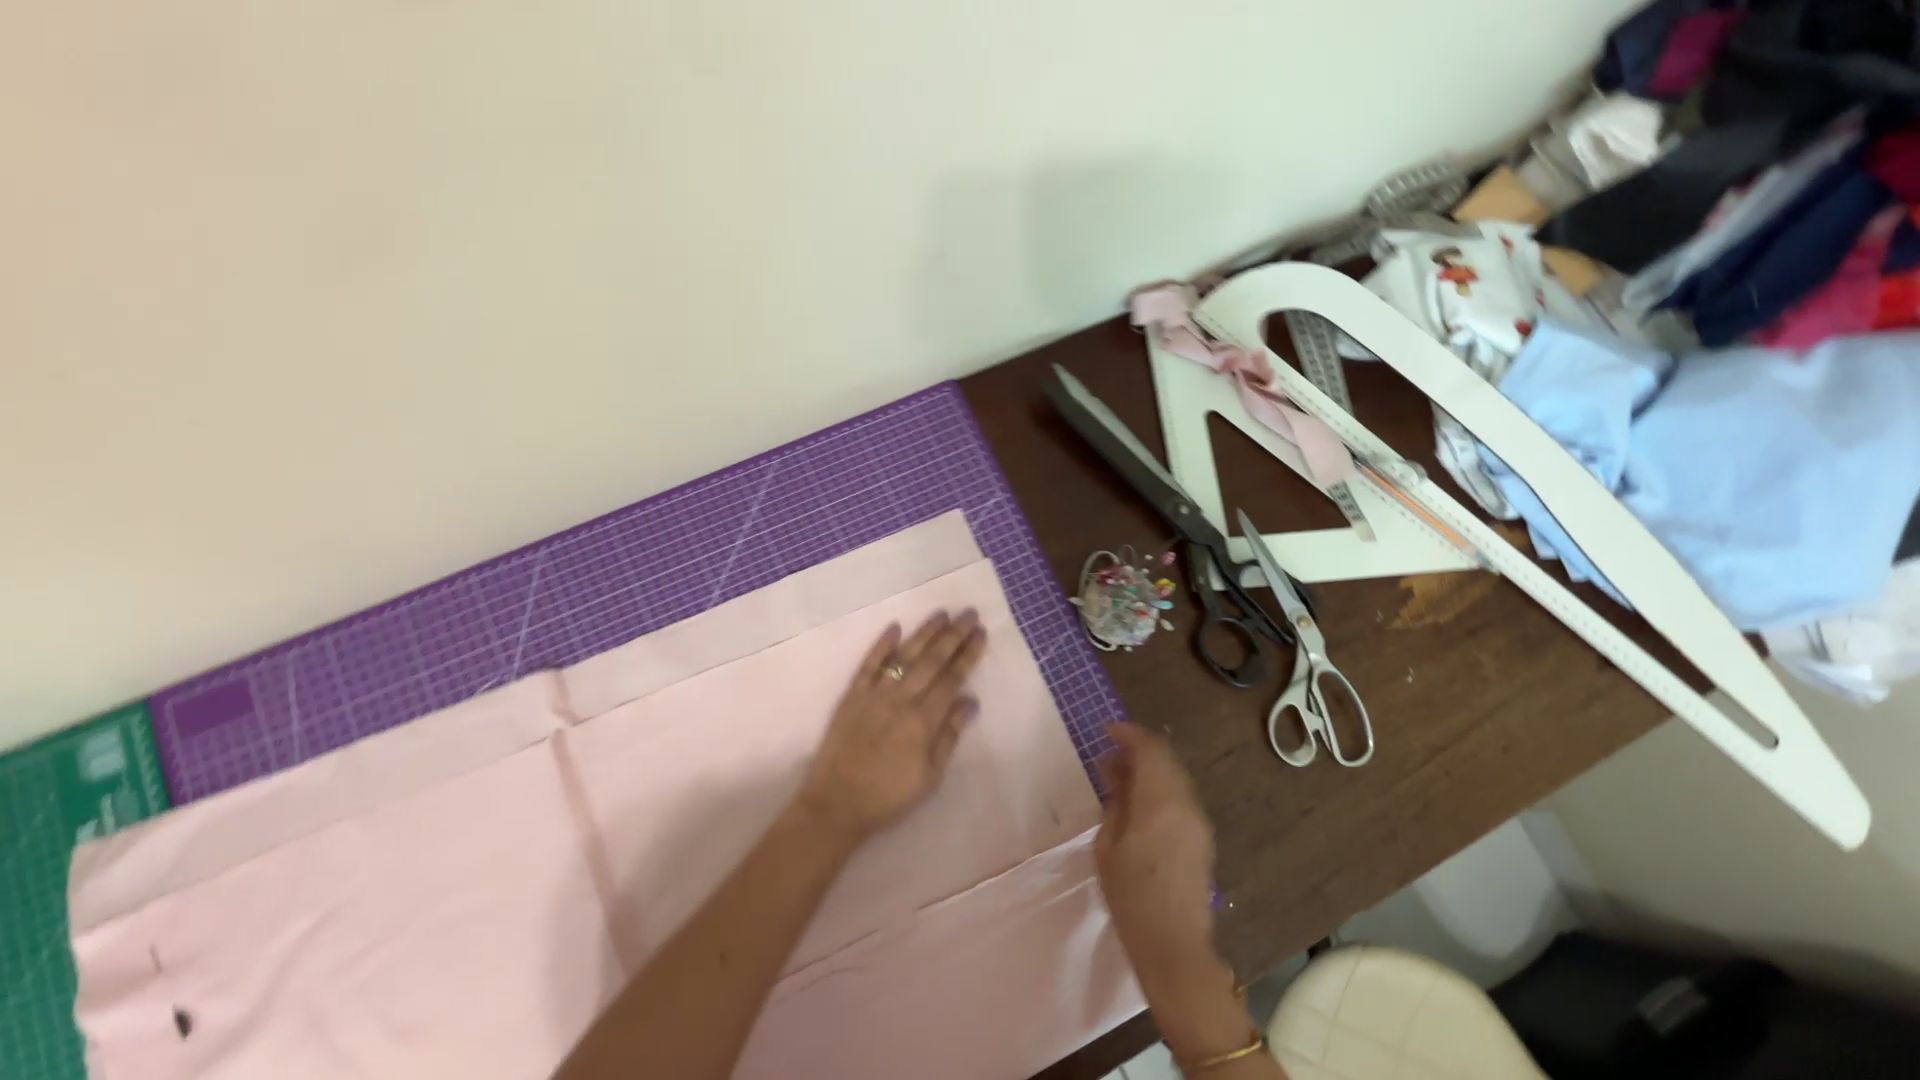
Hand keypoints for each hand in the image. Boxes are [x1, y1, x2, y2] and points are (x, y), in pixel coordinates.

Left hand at [795, 610, 985, 844]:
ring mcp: (874, 695)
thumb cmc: (889, 797)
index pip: (952, 679)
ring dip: (924, 633)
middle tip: (969, 613)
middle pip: (932, 661)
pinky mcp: (851, 696)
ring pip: (904, 656)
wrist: (836, 805)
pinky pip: (869, 665)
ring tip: (941, 613)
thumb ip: (949, 736)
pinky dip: (882, 645)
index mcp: (923, 721)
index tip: (981, 633)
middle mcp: (900, 700)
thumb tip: (970, 701)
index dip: (968, 655)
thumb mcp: (930, 776)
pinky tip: (895, 627)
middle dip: (953, 635)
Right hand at [1095, 723, 1217, 983]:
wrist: (1174, 945)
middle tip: (1109, 757)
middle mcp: (1186, 804)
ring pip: (1175, 779)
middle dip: (1138, 751)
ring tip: (1120, 781)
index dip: (1127, 733)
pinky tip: (1139, 806)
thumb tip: (1115, 770)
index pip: (1149, 749)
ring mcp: (1198, 822)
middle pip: (1166, 760)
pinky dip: (1160, 790)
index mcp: (1161, 802)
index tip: (1105, 731)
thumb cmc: (1131, 896)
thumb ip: (1115, 802)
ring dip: (1150, 771)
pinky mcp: (1202, 839)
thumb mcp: (1108, 846)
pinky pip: (1180, 799)